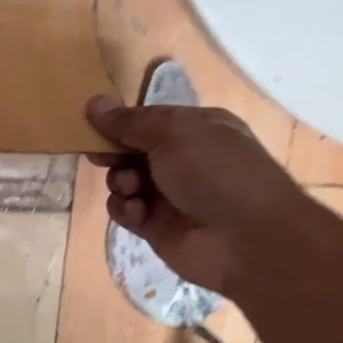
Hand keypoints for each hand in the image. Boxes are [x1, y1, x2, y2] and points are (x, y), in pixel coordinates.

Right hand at [86, 94, 315, 295]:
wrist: (250, 241)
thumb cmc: (216, 172)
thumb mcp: (172, 133)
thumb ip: (128, 121)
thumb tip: (93, 102)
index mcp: (197, 130)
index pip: (148, 120)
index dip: (120, 122)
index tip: (93, 124)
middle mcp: (185, 160)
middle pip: (132, 150)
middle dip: (115, 152)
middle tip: (101, 157)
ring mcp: (171, 195)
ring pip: (125, 180)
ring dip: (120, 181)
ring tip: (131, 187)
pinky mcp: (158, 227)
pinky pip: (127, 211)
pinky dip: (126, 209)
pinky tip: (137, 211)